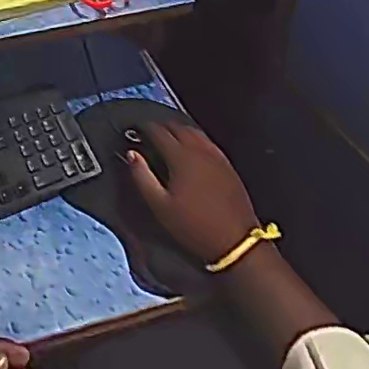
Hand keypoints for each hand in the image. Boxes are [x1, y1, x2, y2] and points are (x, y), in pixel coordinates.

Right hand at [125, 122, 262, 262]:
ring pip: (195, 132)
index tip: (136, 128)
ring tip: (168, 136)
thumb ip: (142, 176)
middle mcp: (200, 151)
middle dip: (161, 125)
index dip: (144, 127)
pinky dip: (195, 138)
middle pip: (177, 127)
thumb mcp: (159, 205)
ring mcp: (217, 157)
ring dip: (179, 129)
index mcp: (181, 157)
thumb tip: (132, 154)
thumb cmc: (194, 225)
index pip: (158, 132)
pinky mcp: (228, 166)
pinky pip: (208, 142)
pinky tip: (191, 148)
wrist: (236, 243)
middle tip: (149, 131)